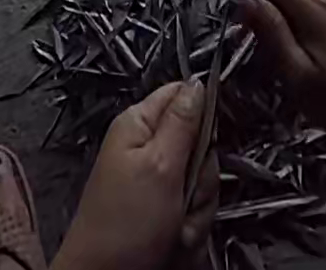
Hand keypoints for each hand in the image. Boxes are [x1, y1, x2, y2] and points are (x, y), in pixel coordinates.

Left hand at [54, 80, 217, 269]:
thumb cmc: (122, 227)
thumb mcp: (159, 165)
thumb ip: (183, 122)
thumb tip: (198, 83)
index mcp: (140, 124)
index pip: (183, 94)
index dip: (202, 117)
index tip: (202, 144)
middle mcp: (148, 148)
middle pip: (199, 144)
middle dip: (200, 177)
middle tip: (182, 198)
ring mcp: (156, 182)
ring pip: (201, 183)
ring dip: (196, 210)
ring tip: (175, 228)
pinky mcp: (164, 212)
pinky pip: (195, 212)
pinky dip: (190, 231)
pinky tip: (173, 242)